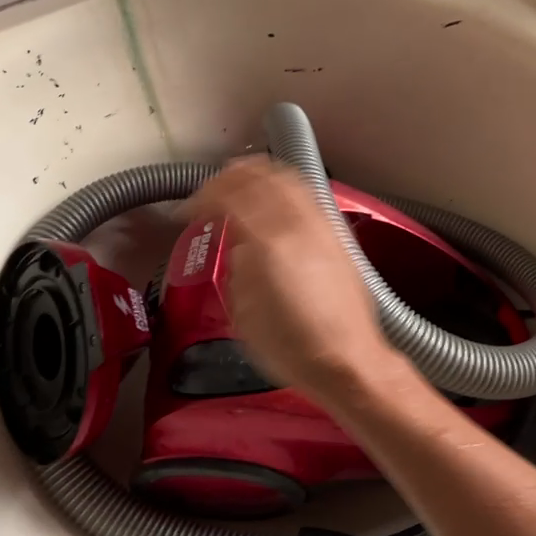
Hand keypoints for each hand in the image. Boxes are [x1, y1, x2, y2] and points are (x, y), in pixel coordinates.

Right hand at [184, 158, 398, 398]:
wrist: (347, 360)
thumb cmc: (292, 348)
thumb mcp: (244, 312)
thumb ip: (236, 268)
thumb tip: (237, 246)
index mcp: (267, 244)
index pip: (228, 197)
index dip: (201, 198)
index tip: (188, 211)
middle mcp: (297, 225)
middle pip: (259, 177)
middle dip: (228, 178)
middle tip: (210, 191)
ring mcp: (322, 226)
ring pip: (287, 178)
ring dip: (258, 176)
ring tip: (240, 185)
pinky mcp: (338, 235)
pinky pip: (307, 193)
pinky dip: (284, 186)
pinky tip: (275, 200)